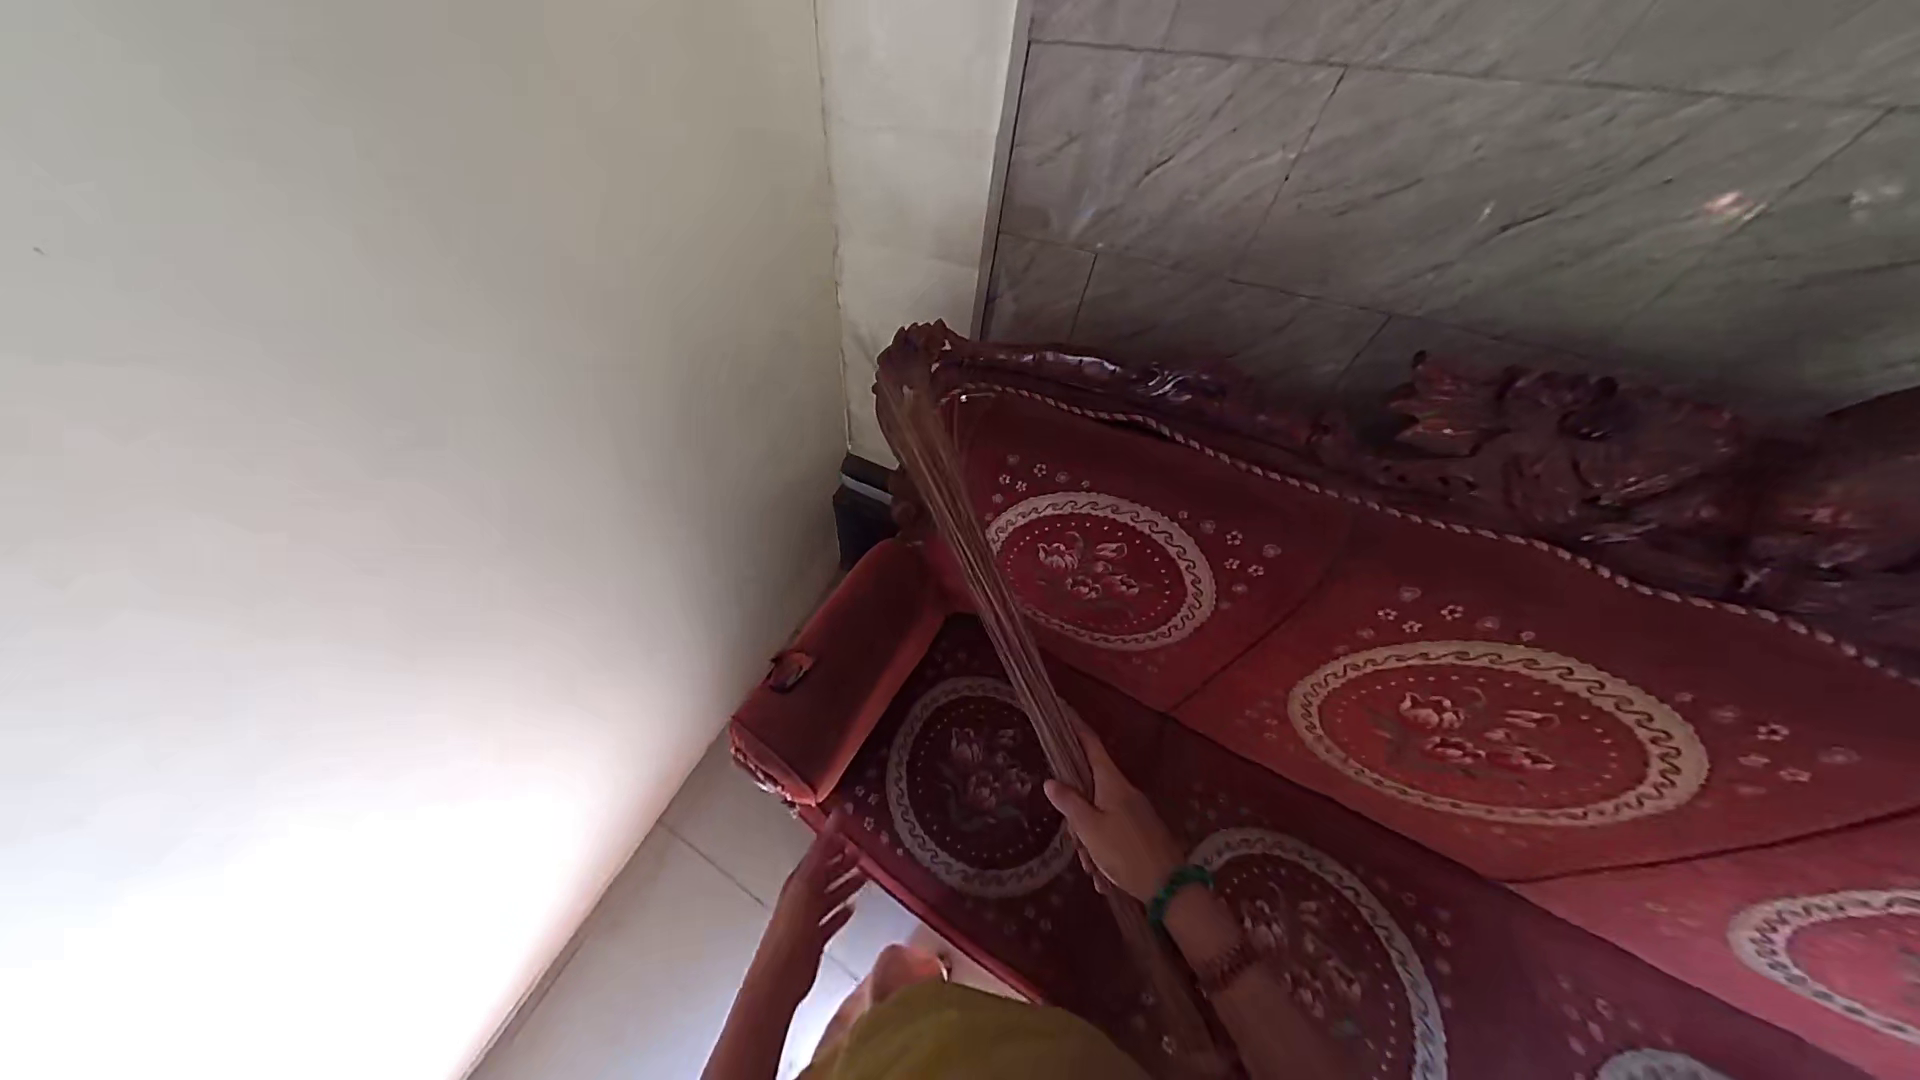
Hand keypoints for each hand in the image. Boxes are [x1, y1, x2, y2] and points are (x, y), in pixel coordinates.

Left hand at [746, 812, 865, 1008]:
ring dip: (846, 884)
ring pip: (830, 895)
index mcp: (799, 880)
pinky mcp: (814, 939)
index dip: (833, 839)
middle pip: (825, 873)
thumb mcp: (808, 883)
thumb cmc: (792, 928)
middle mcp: (803, 896)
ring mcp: (808, 918)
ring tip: (865, 875)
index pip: (818, 852)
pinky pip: (831, 919)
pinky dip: (842, 911)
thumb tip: (835, 816)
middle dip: (842, 861)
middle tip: (862, 851)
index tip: (850, 827)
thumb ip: (822, 851)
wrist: (780, 977)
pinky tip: (853, 908)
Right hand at [1043, 720, 1183, 902]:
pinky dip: (1104, 853)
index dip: (1076, 727)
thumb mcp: (1090, 828)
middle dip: (1077, 815)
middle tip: (1076, 842)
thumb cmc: (1125, 852)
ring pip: (1099, 816)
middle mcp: (1124, 791)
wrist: (1170, 888)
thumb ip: (1069, 803)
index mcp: (1112, 782)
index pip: (1091, 744)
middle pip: (1090, 788)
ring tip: (1093, 869)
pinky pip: (1113, 833)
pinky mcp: (1141, 831)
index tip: (1064, 712)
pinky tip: (1105, 878)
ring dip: (1090, 842)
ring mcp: (1135, 811)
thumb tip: (1050, 782)